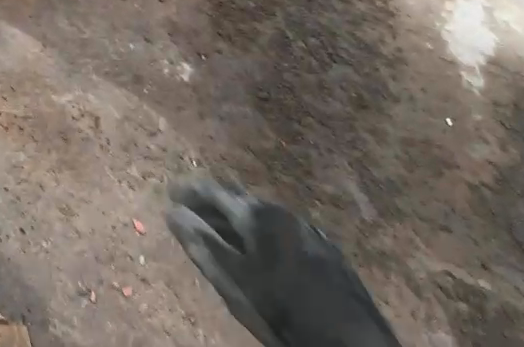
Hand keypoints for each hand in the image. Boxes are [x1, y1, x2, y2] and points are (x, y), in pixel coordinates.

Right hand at [167, 180, 400, 346]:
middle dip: (212, 203)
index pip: (214, 191)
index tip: (170, 195)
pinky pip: (283, 230)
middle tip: (191, 214)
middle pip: (239, 198)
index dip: (189, 191)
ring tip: (221, 234)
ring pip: (262, 214)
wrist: (353, 345)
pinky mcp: (327, 251)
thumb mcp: (234, 281)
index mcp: (258, 216)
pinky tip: (258, 252)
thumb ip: (202, 244)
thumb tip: (172, 213)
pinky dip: (262, 232)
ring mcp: (308, 231)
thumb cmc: (283, 312)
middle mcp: (283, 214)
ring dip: (237, 218)